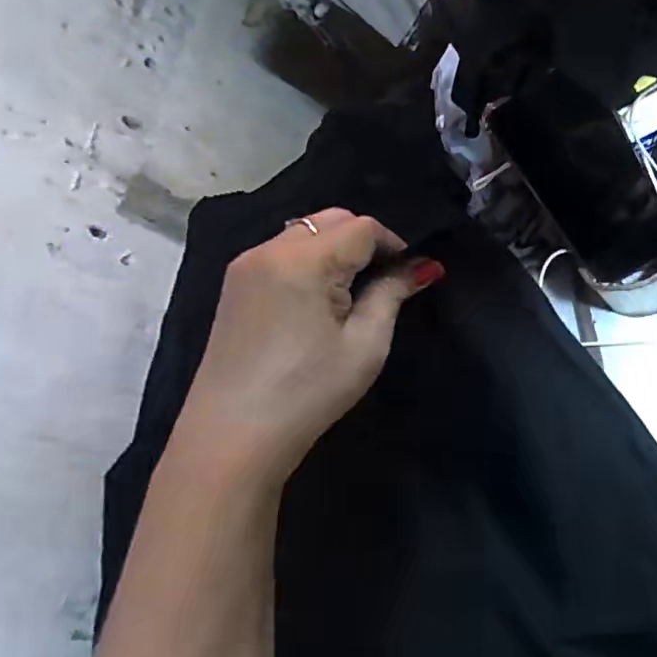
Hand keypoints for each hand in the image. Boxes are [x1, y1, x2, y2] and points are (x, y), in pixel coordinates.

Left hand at [175, 209, 442, 486]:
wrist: (233, 435)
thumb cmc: (309, 391)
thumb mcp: (366, 344)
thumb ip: (393, 294)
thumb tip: (424, 267)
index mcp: (303, 261)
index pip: (362, 227)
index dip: (395, 244)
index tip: (412, 275)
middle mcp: (268, 250)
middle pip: (330, 220)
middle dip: (366, 241)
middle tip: (387, 282)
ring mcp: (245, 266)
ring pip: (305, 232)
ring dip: (337, 249)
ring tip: (356, 291)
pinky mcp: (234, 285)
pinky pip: (282, 251)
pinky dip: (311, 260)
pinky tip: (321, 298)